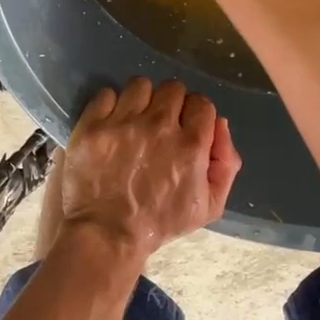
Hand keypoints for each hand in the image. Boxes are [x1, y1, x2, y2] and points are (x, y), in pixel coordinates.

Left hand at [54, 76, 242, 263]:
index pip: (202, 103)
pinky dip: (110, 105)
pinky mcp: (93, 126)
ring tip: (134, 118)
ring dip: (141, 98)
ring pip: (140, 85)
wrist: (108, 234)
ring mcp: (123, 123)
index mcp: (191, 144)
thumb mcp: (209, 206)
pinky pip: (106, 94)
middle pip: (173, 88)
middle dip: (171, 103)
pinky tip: (111, 122)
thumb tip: (221, 124)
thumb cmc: (160, 222)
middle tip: (160, 123)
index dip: (195, 113)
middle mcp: (159, 126)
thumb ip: (225, 164)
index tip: (185, 126)